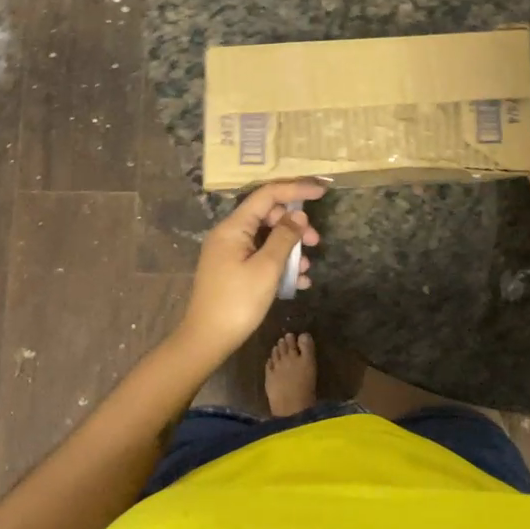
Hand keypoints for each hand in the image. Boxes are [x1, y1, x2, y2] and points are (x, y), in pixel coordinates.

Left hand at [177, 180, 324, 357]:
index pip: (267, 195)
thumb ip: (284, 237)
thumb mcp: (266, 268)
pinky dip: (280, 264)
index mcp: (233, 227)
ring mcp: (229, 253)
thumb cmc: (238, 301)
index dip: (295, 189)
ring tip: (308, 268)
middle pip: (267, 216)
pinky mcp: (232, 270)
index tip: (321, 191)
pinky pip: (260, 257)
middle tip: (316, 241)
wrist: (207, 339)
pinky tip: (299, 282)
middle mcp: (229, 234)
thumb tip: (298, 216)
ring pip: (266, 238)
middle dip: (295, 225)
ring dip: (290, 248)